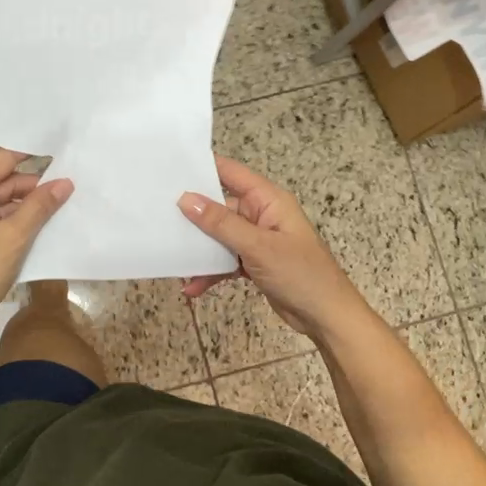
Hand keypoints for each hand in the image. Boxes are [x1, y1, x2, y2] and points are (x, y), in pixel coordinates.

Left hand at [0, 149, 73, 341]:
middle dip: (30, 188)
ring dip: (20, 208)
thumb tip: (65, 182)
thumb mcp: (14, 237)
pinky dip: (6, 222)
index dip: (32, 157)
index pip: (2, 160)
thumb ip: (40, 206)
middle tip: (65, 193)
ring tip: (54, 213)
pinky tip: (31, 231)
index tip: (60, 157)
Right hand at [177, 155, 370, 338]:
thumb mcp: (257, 247)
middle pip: (220, 206)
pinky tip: (193, 288)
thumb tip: (185, 199)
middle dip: (192, 216)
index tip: (167, 169)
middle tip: (158, 219)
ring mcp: (257, 239)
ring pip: (219, 236)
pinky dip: (211, 272)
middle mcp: (261, 214)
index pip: (230, 173)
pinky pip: (225, 259)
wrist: (327, 317)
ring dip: (200, 250)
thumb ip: (221, 223)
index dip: (201, 168)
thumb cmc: (300, 274)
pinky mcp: (254, 262)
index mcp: (268, 200)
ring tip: (174, 261)